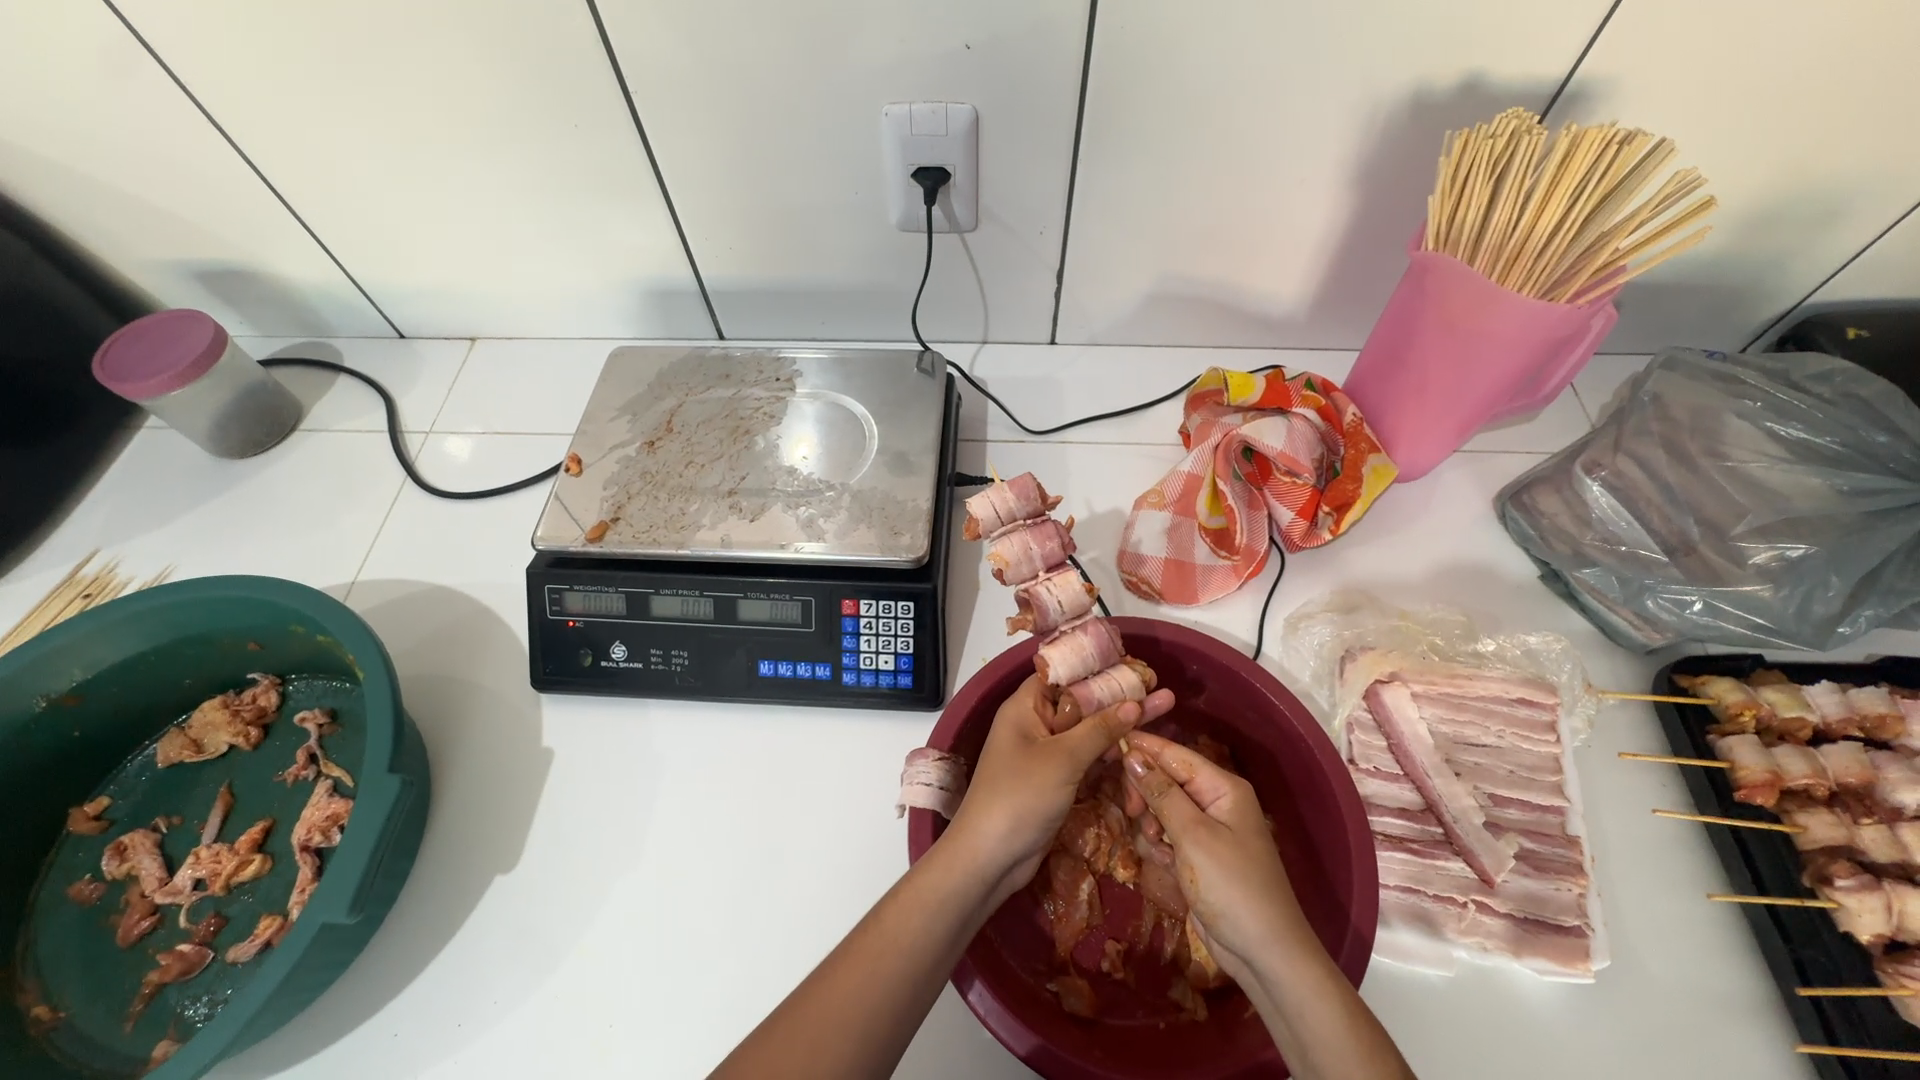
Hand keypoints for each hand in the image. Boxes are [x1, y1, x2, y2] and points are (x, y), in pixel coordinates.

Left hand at [943, 674, 1174, 906]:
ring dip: (1119, 724)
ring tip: (1163, 709)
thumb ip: (1099, 729)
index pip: (1063, 674)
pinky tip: (1140, 745)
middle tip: (1160, 689)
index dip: (1097, 668)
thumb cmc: (1020, 797)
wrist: (991, 858)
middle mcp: (1034, 723)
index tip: (1135, 666)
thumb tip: (1134, 702)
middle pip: (1080, 702)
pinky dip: (1110, 752)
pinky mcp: (1055, 779)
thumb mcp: (1063, 758)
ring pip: (1087, 731)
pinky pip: (1086, 757)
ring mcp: (1045, 753)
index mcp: (1025, 707)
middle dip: (1118, 696)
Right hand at [1121, 731, 1311, 983]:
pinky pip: (1167, 836)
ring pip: (1161, 809)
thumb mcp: (1193, 835)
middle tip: (1132, 812)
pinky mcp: (1198, 856)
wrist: (1262, 952)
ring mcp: (1207, 830)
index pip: (1174, 754)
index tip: (1106, 749)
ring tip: (1157, 846)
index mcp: (1222, 787)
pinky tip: (1165, 864)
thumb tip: (1132, 754)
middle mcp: (1215, 802)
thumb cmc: (1231, 886)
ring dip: (1151, 825)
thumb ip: (1161, 793)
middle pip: (1165, 779)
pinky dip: (1160, 847)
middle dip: (1145, 793)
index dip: (1141, 748)